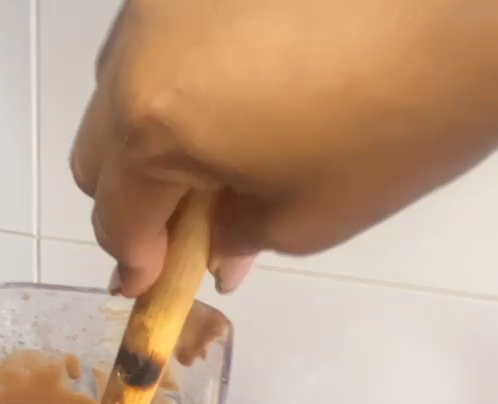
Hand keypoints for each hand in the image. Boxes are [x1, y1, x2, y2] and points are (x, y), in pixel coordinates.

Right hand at [71, 0, 497, 294]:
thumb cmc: (400, 124)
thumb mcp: (304, 220)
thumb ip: (231, 237)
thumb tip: (211, 252)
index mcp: (151, 121)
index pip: (114, 214)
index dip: (133, 259)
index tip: (154, 281)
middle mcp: (139, 43)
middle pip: (96, 147)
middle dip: (133, 194)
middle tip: (187, 215)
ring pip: (122, 79)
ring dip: (152, 126)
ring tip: (224, 137)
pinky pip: (167, 27)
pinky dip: (185, 68)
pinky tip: (246, 72)